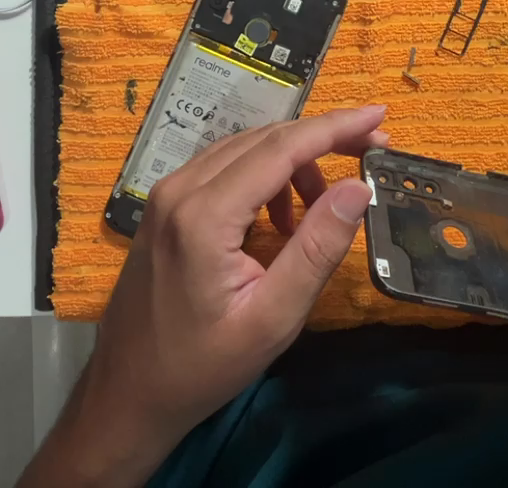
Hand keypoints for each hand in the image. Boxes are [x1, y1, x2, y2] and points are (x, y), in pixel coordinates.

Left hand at [21, 105, 386, 487]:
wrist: (127, 392)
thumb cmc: (202, 367)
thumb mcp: (273, 319)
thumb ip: (318, 249)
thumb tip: (358, 186)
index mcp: (205, 214)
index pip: (281, 148)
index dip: (336, 127)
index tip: (380, 115)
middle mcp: (181, 187)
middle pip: (265, 139)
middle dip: (322, 137)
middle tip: (371, 148)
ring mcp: (168, 191)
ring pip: (245, 148)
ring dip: (294, 160)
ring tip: (324, 204)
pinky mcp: (166, 202)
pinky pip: (226, 166)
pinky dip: (264, 175)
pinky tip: (281, 218)